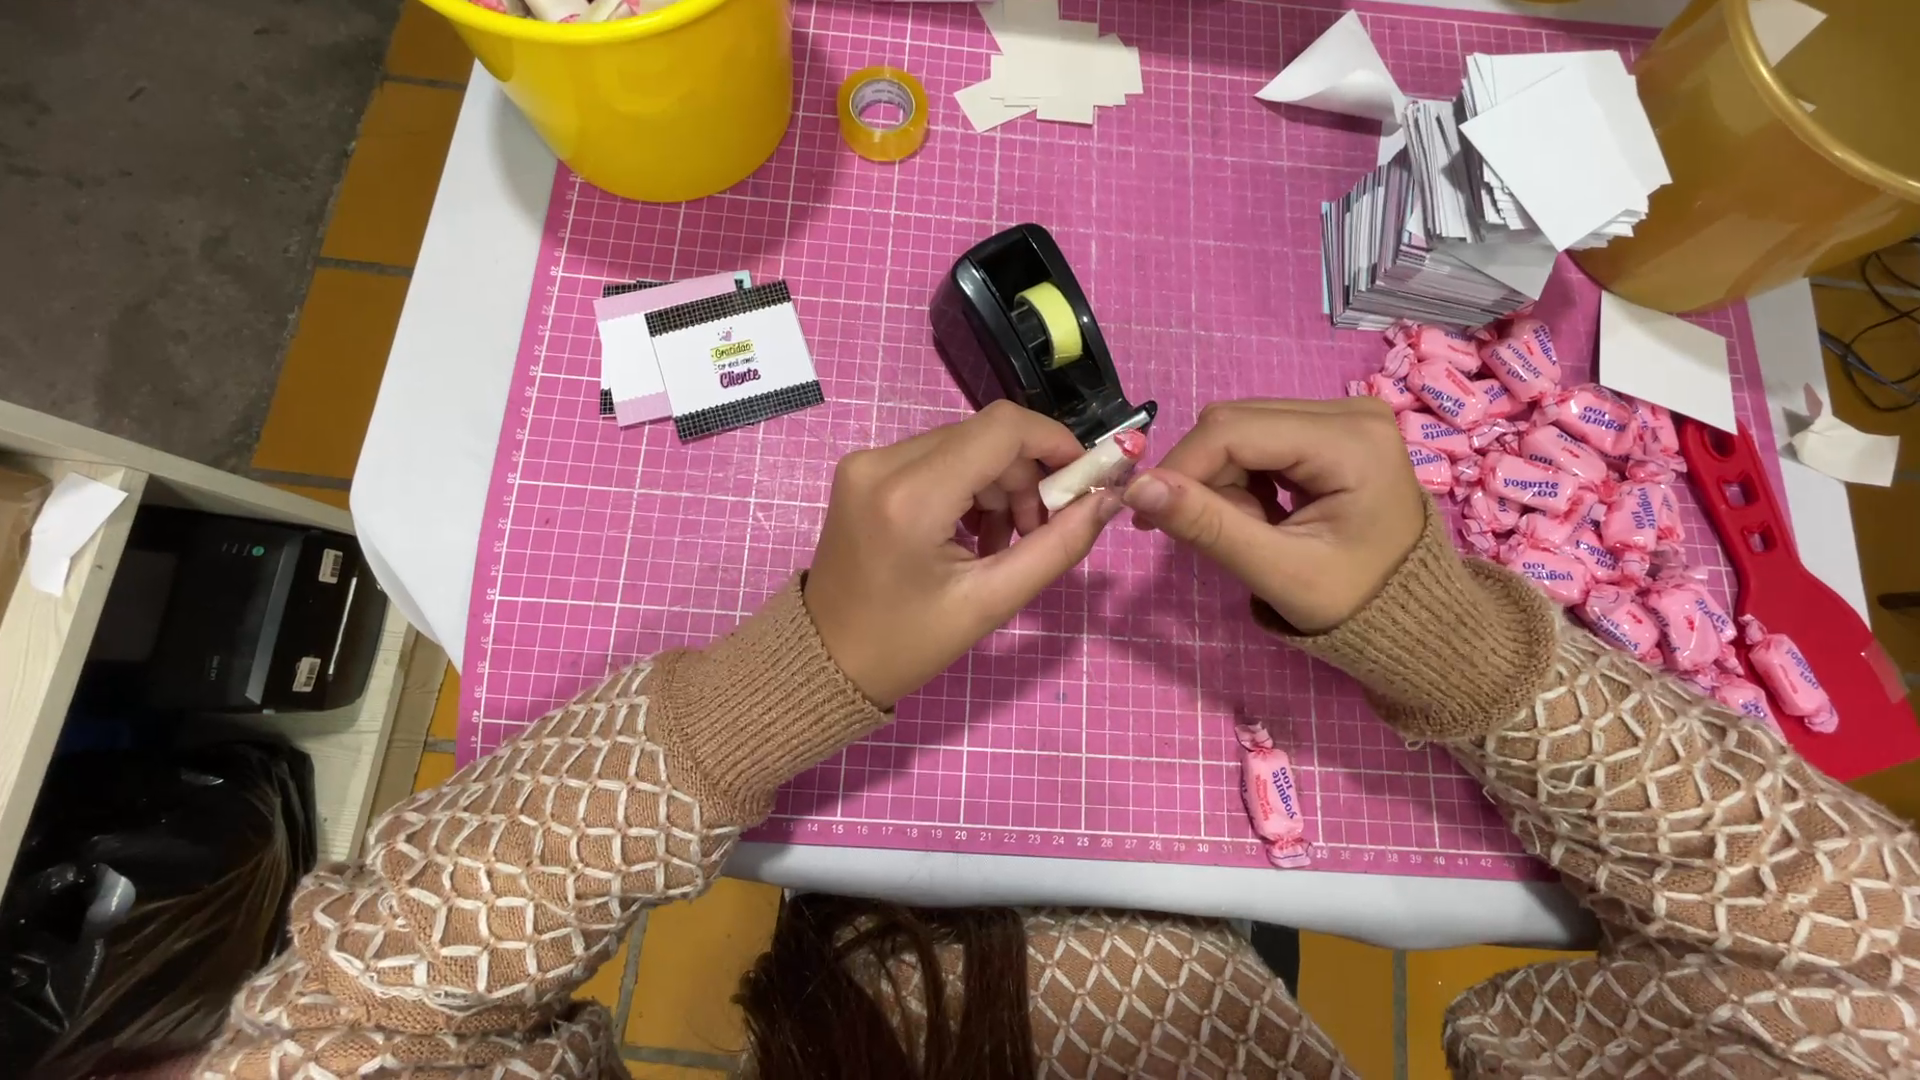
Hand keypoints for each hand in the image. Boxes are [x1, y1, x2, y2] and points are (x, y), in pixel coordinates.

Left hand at [805, 401, 1122, 706]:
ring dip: (998, 485)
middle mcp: (882, 462)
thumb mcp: (990, 602)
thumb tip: (1109, 499)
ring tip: (1003, 543)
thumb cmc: (907, 643)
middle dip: (1027, 477)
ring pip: (963, 446)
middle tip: (1039, 532)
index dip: (1054, 442)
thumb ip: (1057, 547)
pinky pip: (936, 458)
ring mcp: (867, 462)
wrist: (826, 661)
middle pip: (984, 437)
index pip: (1001, 428)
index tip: (1083, 479)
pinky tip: (972, 533)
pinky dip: (967, 487)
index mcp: (911, 496)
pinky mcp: (864, 471)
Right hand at [1122, 398, 1425, 632]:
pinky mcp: (1330, 427)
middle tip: (1210, 532)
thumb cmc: (1352, 601)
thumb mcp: (1276, 571)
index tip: (1146, 517)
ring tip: (1244, 526)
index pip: (1233, 431)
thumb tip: (1136, 486)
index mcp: (1350, 441)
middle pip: (1233, 424)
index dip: (1180, 468)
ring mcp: (1342, 414)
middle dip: (1205, 478)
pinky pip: (1257, 437)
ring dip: (1220, 479)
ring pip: (1238, 428)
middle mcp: (1349, 410)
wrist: (1409, 613)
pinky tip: (1259, 510)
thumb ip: (1206, 526)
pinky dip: (1240, 476)